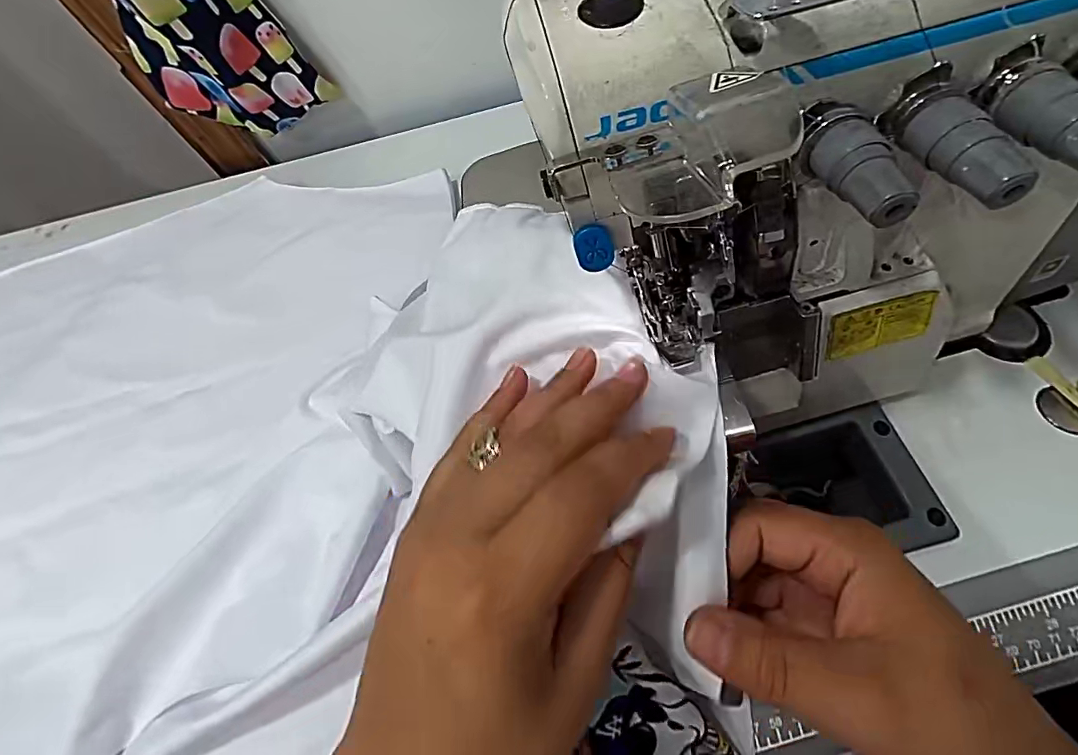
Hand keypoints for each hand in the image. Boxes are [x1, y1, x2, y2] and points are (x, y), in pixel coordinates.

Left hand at [339, 348, 675, 754]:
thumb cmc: (494, 751)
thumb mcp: (573, 684)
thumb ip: (606, 587)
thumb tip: (634, 511)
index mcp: (503, 590)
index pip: (579, 493)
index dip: (628, 457)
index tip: (664, 436)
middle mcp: (457, 543)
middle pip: (538, 452)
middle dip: (594, 407)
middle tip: (633, 375)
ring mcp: (426, 530)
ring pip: (496, 441)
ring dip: (546, 397)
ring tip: (584, 361)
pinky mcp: (413, 529)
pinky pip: (455, 455)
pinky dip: (487, 413)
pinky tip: (513, 384)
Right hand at [685, 501, 1077, 754]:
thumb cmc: (950, 717)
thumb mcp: (856, 691)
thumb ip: (768, 661)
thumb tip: (693, 629)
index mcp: (847, 548)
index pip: (762, 524)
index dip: (723, 553)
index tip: (690, 598)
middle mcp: (835, 561)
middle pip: (757, 552)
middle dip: (720, 585)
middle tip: (682, 625)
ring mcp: (832, 599)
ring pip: (762, 589)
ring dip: (730, 616)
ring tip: (696, 649)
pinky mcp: (832, 635)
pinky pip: (775, 625)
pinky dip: (748, 642)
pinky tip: (724, 664)